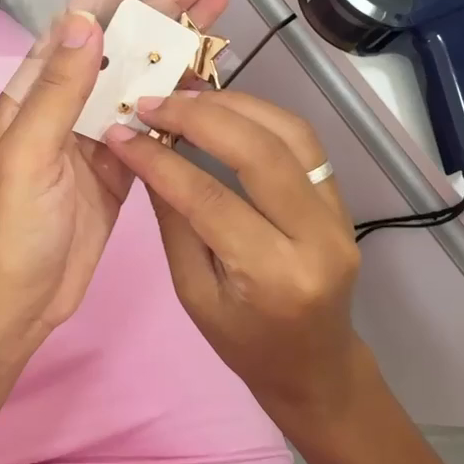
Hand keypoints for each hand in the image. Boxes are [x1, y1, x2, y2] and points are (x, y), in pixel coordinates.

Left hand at [0, 0, 227, 349]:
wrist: (17, 302)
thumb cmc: (11, 231)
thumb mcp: (27, 156)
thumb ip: (58, 91)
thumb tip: (87, 21)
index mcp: (34, 94)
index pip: (79, 22)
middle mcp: (64, 106)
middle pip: (119, 44)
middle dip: (161, 4)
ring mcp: (93, 137)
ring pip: (141, 80)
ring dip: (176, 46)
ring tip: (219, 11)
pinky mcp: (117, 168)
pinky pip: (152, 124)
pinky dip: (179, 101)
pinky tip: (207, 78)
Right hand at [101, 91, 363, 434]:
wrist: (316, 367)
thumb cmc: (245, 344)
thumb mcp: (193, 293)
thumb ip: (175, 222)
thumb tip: (146, 155)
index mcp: (272, 276)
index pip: (209, 198)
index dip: (160, 159)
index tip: (122, 132)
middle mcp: (316, 239)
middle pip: (259, 152)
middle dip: (200, 116)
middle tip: (153, 102)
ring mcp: (338, 217)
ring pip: (292, 133)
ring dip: (235, 104)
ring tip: (186, 96)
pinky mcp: (341, 202)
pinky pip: (305, 143)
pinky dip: (261, 116)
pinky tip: (224, 109)